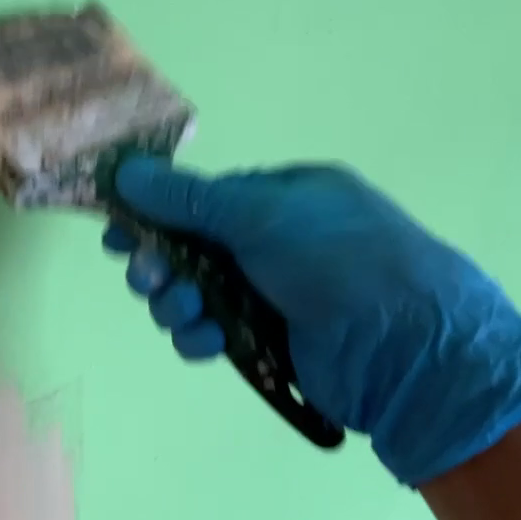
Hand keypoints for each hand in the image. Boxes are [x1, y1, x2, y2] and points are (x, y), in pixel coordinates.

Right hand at [108, 157, 520, 484]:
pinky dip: (200, 338)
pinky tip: (209, 343)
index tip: (113, 232)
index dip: (152, 215)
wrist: (406, 348)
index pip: (198, 200)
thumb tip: (123, 170)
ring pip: (192, 296)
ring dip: (177, 305)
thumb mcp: (263, 214)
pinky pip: (210, 333)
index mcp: (280, 198)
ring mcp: (267, 294)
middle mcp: (271, 242)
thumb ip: (188, 198)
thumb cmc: (338, 261)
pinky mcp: (263, 341)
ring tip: (188, 314)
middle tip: (148, 279)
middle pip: (187, 251)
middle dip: (160, 265)